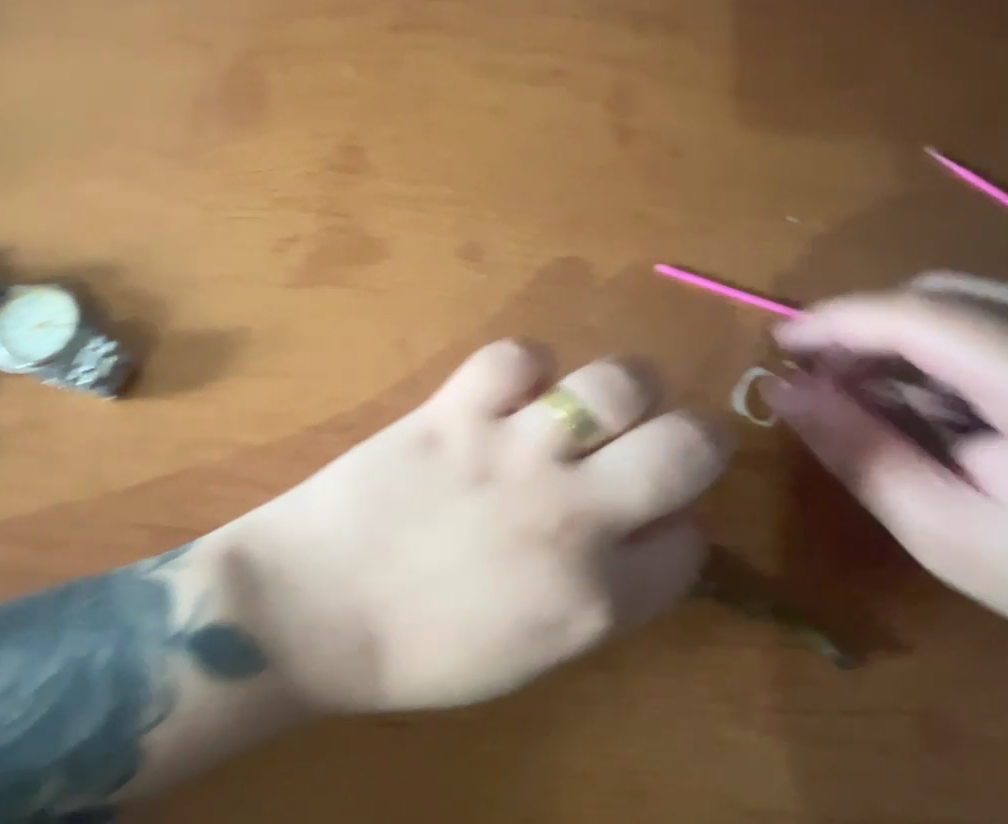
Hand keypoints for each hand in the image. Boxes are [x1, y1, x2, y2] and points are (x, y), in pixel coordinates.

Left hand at [227, 340, 731, 712]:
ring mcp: (514, 455)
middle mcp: (576, 518)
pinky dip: (525, 366)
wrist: (313, 610)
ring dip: (622, 388)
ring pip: (616, 383)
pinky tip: (510, 391)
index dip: (675, 525)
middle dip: (695, 438)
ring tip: (592, 404)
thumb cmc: (415, 650)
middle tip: (658, 440)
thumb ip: (597, 594)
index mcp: (599, 599)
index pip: (690, 541)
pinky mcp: (454, 412)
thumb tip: (633, 535)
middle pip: (690, 446)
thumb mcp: (531, 651)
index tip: (649, 521)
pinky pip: (518, 356)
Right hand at [769, 273, 1007, 679]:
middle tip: (818, 378)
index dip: (837, 321)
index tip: (776, 345)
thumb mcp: (943, 532)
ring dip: (909, 338)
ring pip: (980, 302)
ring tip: (870, 394)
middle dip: (870, 327)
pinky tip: (938, 403)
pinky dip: (956, 350)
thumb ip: (858, 450)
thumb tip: (780, 389)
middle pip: (950, 295)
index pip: (922, 315)